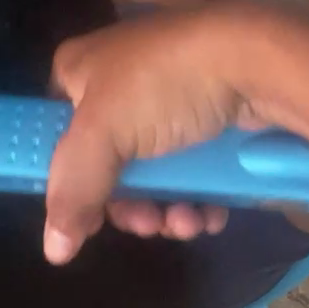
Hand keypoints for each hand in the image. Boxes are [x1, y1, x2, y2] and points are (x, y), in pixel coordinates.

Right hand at [46, 0, 286, 263]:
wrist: (254, 58)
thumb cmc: (164, 84)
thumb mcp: (102, 133)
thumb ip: (73, 191)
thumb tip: (55, 249)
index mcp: (82, 68)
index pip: (54, 128)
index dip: (65, 176)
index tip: (83, 217)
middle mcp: (120, 79)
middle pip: (106, 161)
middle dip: (128, 204)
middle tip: (148, 223)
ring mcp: (168, 97)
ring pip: (153, 171)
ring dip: (167, 210)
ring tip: (187, 221)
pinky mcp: (209, 113)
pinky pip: (191, 165)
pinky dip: (198, 197)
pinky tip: (210, 214)